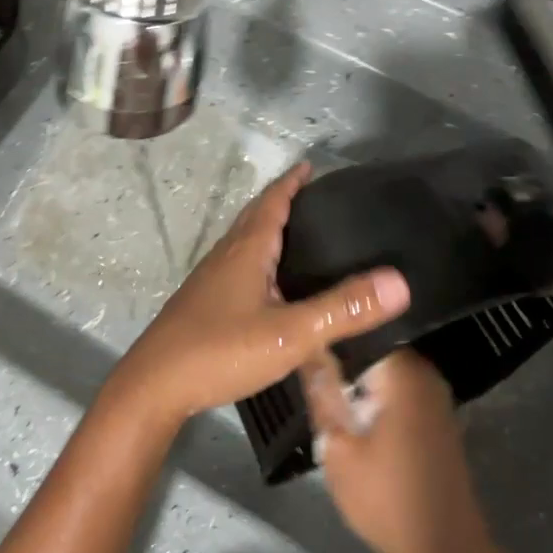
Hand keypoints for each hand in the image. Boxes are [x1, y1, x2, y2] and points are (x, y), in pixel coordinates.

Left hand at [110, 162, 411, 426]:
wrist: (154, 386)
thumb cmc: (222, 350)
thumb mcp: (290, 334)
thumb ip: (342, 309)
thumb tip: (398, 281)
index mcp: (247, 250)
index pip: (272, 201)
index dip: (292, 182)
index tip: (312, 166)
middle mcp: (226, 255)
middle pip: (256, 217)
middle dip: (282, 201)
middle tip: (313, 198)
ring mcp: (210, 280)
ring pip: (244, 242)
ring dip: (268, 229)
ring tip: (298, 236)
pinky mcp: (203, 304)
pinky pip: (238, 266)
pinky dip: (258, 258)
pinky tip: (269, 285)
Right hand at [304, 349, 510, 552]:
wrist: (444, 549)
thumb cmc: (387, 497)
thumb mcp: (337, 449)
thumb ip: (321, 394)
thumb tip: (308, 351)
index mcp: (403, 370)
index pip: (359, 328)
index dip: (328, 332)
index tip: (304, 339)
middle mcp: (425, 372)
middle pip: (372, 349)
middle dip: (342, 359)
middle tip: (309, 370)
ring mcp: (435, 396)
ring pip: (384, 373)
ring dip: (358, 382)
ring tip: (325, 390)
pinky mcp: (437, 419)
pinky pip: (398, 392)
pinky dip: (377, 399)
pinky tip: (355, 415)